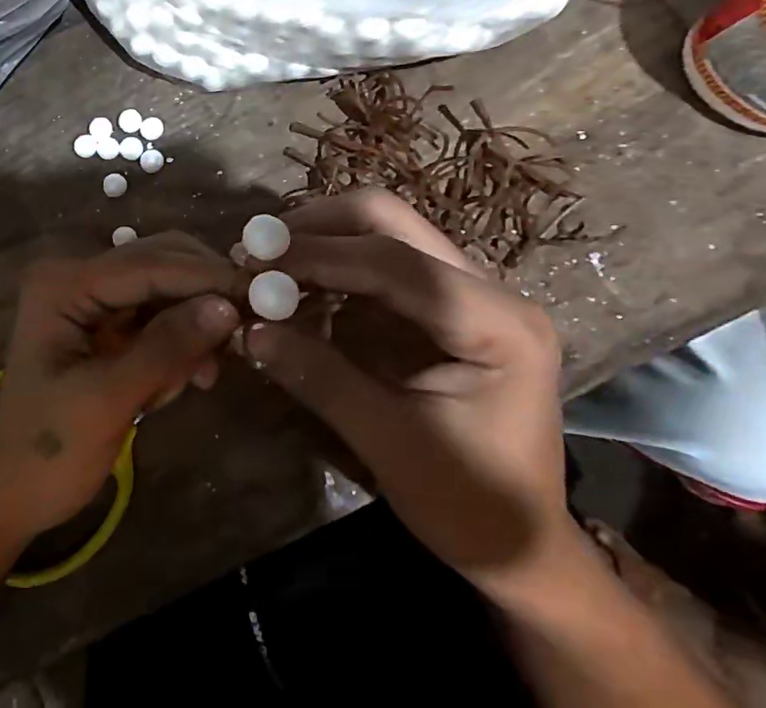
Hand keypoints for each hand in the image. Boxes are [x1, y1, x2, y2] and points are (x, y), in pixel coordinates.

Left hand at [0, 233, 242, 536]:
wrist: (13, 492)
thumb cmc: (48, 450)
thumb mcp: (108, 400)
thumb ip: (166, 349)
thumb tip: (228, 306)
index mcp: (62, 284)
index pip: (146, 264)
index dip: (205, 277)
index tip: (265, 295)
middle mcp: (75, 278)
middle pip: (159, 263)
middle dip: (203, 296)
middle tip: (248, 330)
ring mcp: (90, 301)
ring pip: (165, 289)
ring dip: (193, 325)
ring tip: (202, 375)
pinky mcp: (105, 326)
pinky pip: (159, 318)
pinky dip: (180, 344)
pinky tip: (184, 380)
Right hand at [241, 189, 573, 588]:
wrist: (519, 543)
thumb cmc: (467, 502)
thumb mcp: (386, 441)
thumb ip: (319, 377)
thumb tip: (247, 329)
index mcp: (498, 324)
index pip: (397, 263)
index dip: (319, 255)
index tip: (253, 262)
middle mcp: (487, 291)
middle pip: (392, 222)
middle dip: (316, 227)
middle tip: (256, 249)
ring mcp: (463, 294)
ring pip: (381, 234)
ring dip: (317, 243)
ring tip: (263, 267)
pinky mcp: (436, 307)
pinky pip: (374, 267)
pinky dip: (326, 270)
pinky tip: (291, 289)